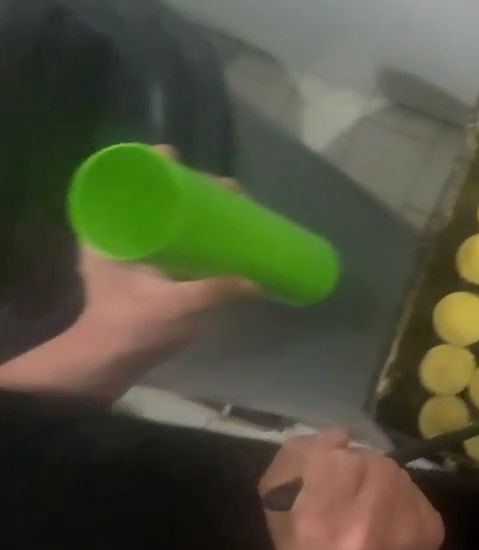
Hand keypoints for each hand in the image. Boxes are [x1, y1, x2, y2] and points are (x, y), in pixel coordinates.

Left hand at [43, 146, 256, 395]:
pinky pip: (179, 242)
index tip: (173, 156)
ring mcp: (139, 254)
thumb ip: (217, 291)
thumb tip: (260, 282)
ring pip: (167, 220)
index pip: (122, 186)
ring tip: (233, 206)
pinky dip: (202, 235)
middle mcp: (120, 237)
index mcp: (109, 234)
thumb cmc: (135, 324)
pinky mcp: (157, 272)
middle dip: (188, 189)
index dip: (145, 167)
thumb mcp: (178, 305)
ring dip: (199, 211)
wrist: (118, 354)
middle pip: (152, 200)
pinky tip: (225, 235)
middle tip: (227, 189)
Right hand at [259, 431, 444, 549]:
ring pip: (402, 476)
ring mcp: (408, 527)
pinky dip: (405, 501)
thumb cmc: (300, 544)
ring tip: (370, 505)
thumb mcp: (276, 496)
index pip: (340, 456)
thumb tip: (341, 434)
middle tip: (352, 488)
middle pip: (377, 462)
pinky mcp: (433, 532)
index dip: (331, 461)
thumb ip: (300, 455)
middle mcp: (371, 519)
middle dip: (363, 469)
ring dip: (385, 483)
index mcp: (324, 510)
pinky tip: (389, 520)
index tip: (326, 475)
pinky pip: (421, 497)